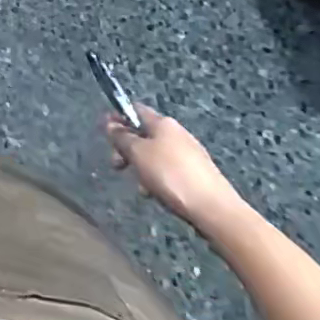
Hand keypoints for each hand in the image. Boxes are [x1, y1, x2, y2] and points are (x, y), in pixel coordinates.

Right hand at [103, 106, 243, 228]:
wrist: (214, 209)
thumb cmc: (171, 175)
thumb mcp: (138, 153)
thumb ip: (121, 137)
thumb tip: (110, 123)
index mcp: (163, 123)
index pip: (135, 109)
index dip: (118, 117)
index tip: (105, 132)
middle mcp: (177, 133)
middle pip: (144, 134)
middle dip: (128, 148)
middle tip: (118, 165)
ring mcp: (190, 154)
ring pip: (155, 155)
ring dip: (142, 167)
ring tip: (142, 186)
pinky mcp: (198, 174)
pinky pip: (169, 170)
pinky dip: (158, 179)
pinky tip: (158, 194)